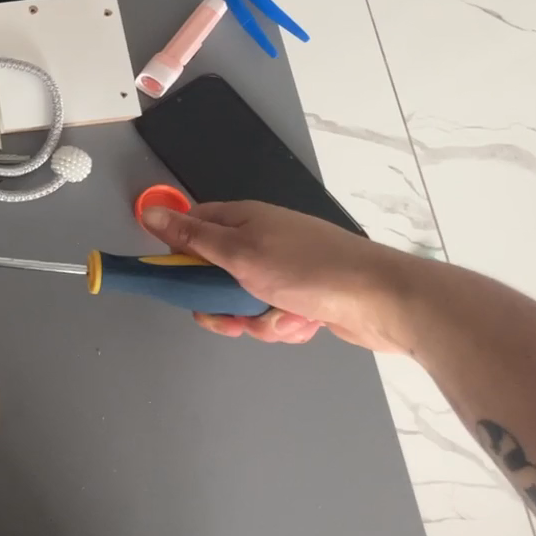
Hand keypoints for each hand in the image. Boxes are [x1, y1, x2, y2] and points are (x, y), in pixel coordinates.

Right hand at [138, 201, 420, 352]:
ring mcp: (284, 269)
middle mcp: (261, 240)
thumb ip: (190, 236)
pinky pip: (270, 313)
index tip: (175, 276)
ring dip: (251, 316)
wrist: (386, 301)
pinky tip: (301, 323)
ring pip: (240, 298)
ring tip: (276, 318)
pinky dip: (280, 323)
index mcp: (243, 220)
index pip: (193, 226)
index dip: (178, 250)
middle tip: (224, 313)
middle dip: (216, 299)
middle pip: (212, 270)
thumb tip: (149, 212)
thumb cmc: (308, 270)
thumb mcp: (238, 253)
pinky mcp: (304, 297)